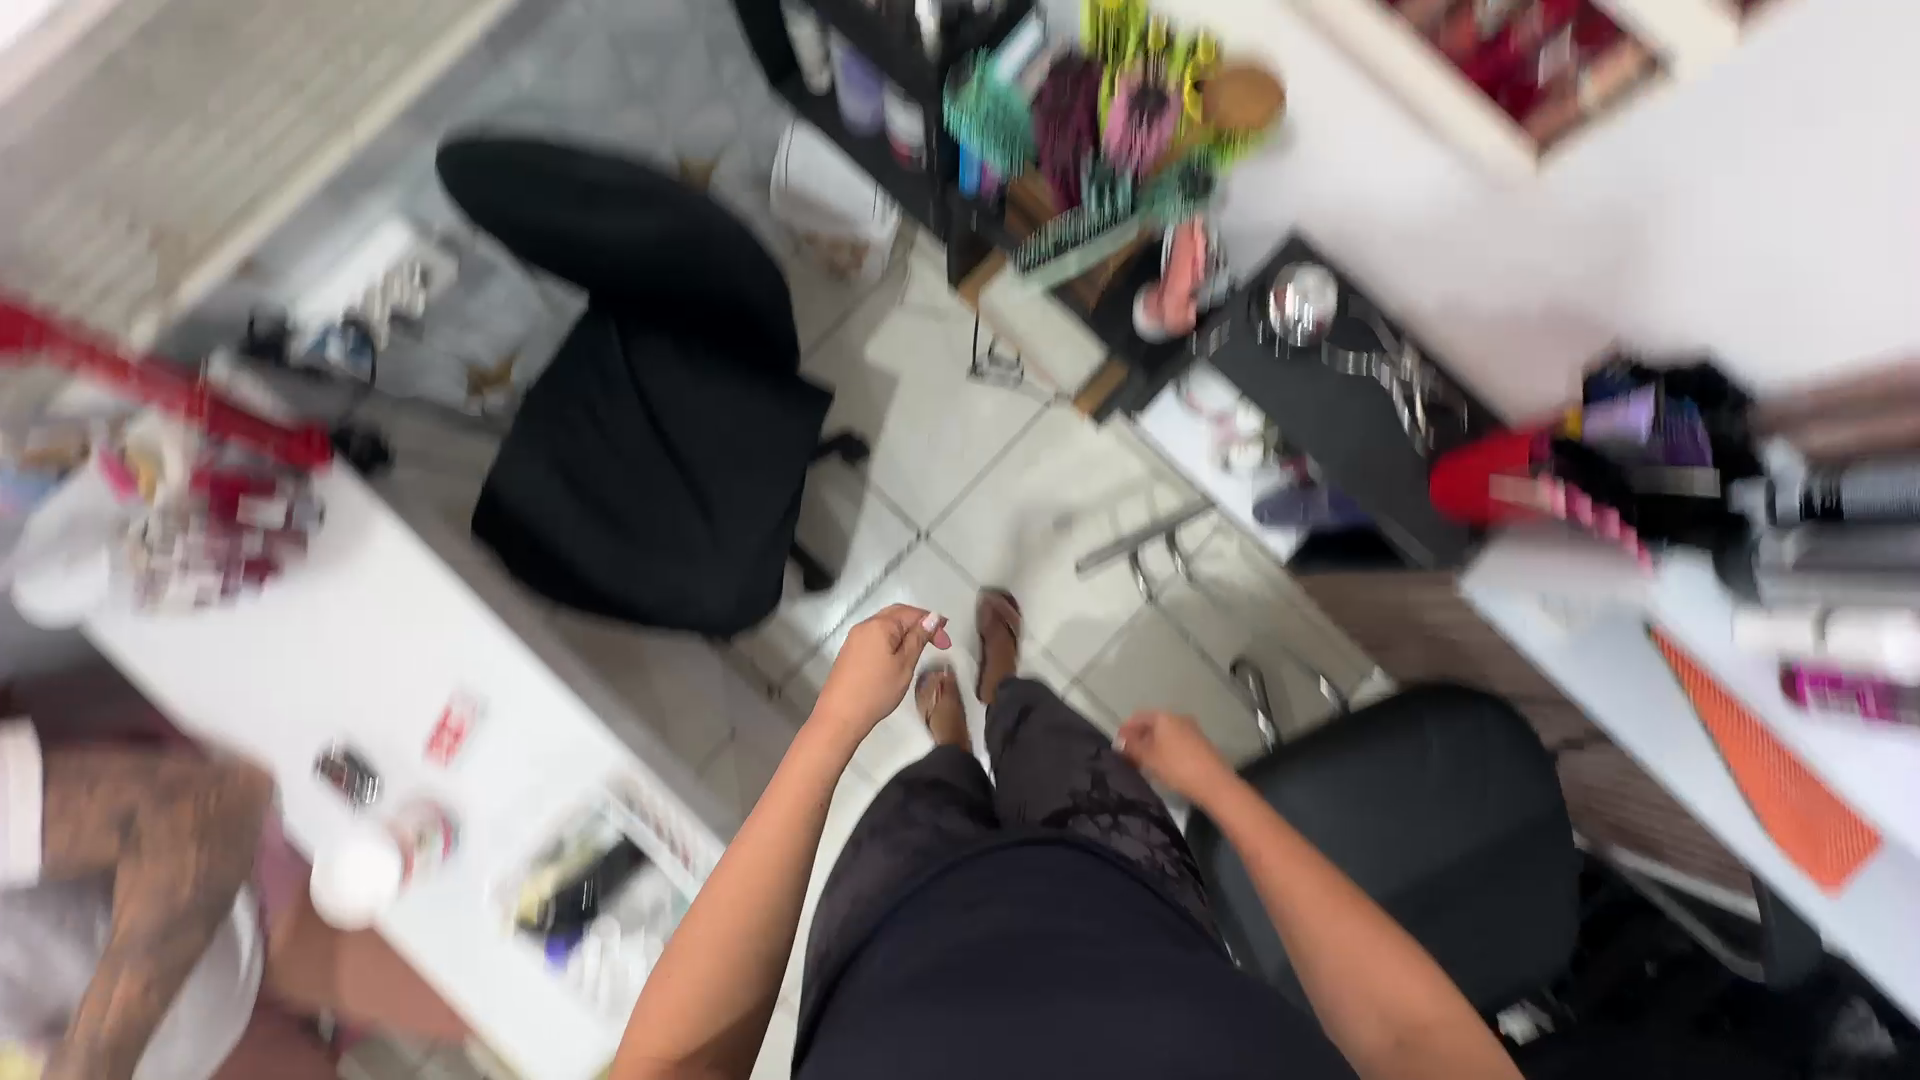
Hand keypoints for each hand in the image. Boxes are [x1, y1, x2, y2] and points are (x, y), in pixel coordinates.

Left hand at [810, 605, 951, 739]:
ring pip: (885, 625)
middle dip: (918, 623)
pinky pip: (875, 636)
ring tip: (921, 647)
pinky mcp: (850, 651)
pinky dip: (891, 639)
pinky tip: (899, 653)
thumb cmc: (877, 691)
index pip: (911, 613)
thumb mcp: (904, 665)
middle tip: (937, 640)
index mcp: (880, 625)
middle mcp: (865, 625)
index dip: (932, 622)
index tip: (946, 641)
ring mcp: (855, 638)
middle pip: (896, 613)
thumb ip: (918, 639)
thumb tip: (931, 619)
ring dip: (905, 631)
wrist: (840, 715)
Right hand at [1114, 710, 1232, 799]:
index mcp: (1163, 716)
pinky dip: (1166, 749)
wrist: (1214, 783)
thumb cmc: (1176, 767)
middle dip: (1139, 737)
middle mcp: (1178, 717)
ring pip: (1165, 733)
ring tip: (1145, 762)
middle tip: (1130, 755)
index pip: (1138, 717)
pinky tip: (1163, 764)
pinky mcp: (1201, 743)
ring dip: (1153, 744)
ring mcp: (1192, 729)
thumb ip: (1132, 747)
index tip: (1118, 746)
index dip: (1125, 730)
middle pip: (1152, 724)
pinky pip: (1177, 741)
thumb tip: (1121, 741)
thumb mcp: (1148, 758)